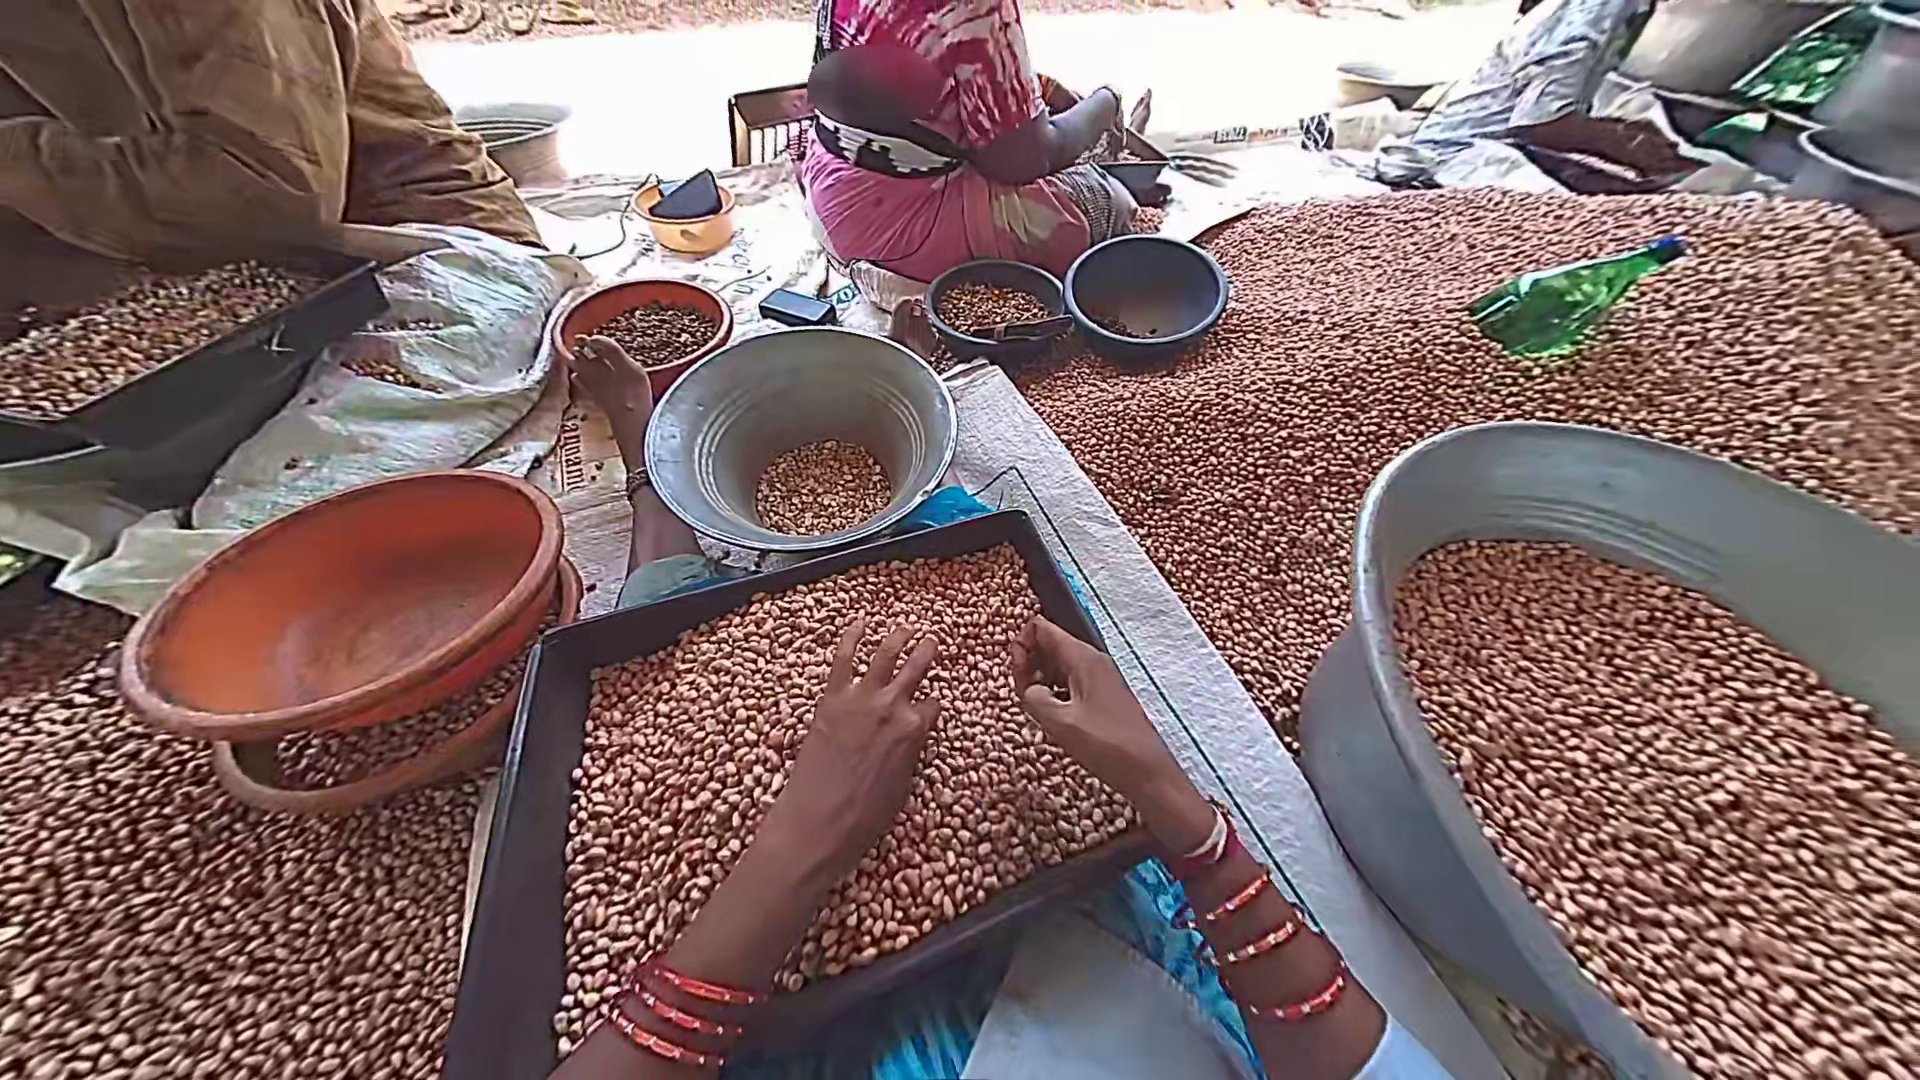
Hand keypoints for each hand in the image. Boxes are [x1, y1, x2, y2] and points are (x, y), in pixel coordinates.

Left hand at [761, 619, 939, 885]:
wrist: (818, 823)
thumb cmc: (864, 817)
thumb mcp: (903, 787)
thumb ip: (909, 753)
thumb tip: (909, 739)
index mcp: (914, 730)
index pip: (932, 705)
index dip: (931, 706)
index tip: (929, 705)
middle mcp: (892, 707)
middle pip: (916, 669)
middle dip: (927, 652)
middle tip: (932, 640)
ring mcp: (861, 699)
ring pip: (885, 655)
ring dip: (899, 637)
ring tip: (906, 628)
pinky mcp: (832, 699)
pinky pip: (844, 659)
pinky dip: (852, 638)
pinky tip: (859, 624)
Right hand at [1010, 617, 1212, 852]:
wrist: (1149, 773)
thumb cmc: (1107, 746)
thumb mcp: (1060, 722)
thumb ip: (1034, 696)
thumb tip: (1029, 686)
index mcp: (1083, 658)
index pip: (1041, 627)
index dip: (1021, 645)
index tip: (1018, 675)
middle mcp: (1093, 660)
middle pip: (1049, 644)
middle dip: (1029, 663)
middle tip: (1024, 694)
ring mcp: (1100, 677)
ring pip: (1059, 664)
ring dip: (1041, 679)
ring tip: (1037, 708)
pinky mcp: (1104, 695)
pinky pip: (1071, 681)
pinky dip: (1056, 691)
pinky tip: (1055, 717)